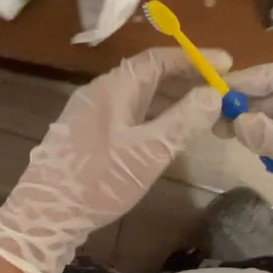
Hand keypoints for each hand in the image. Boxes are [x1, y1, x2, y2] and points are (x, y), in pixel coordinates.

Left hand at [0, 47, 226, 272]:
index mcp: (113, 88)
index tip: (226, 63)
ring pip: (139, 94)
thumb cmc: (98, 180)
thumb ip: (182, 121)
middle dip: (186, 78)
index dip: (193, 58)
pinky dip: (156, 113)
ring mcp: (92, 113)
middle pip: (148, 74)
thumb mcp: (147, 153)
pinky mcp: (89, 133)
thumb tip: (213, 93)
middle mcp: (101, 92)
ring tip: (205, 109)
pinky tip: (171, 130)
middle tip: (222, 88)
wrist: (46, 214)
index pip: (157, 59)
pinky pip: (130, 111)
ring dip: (172, 97)